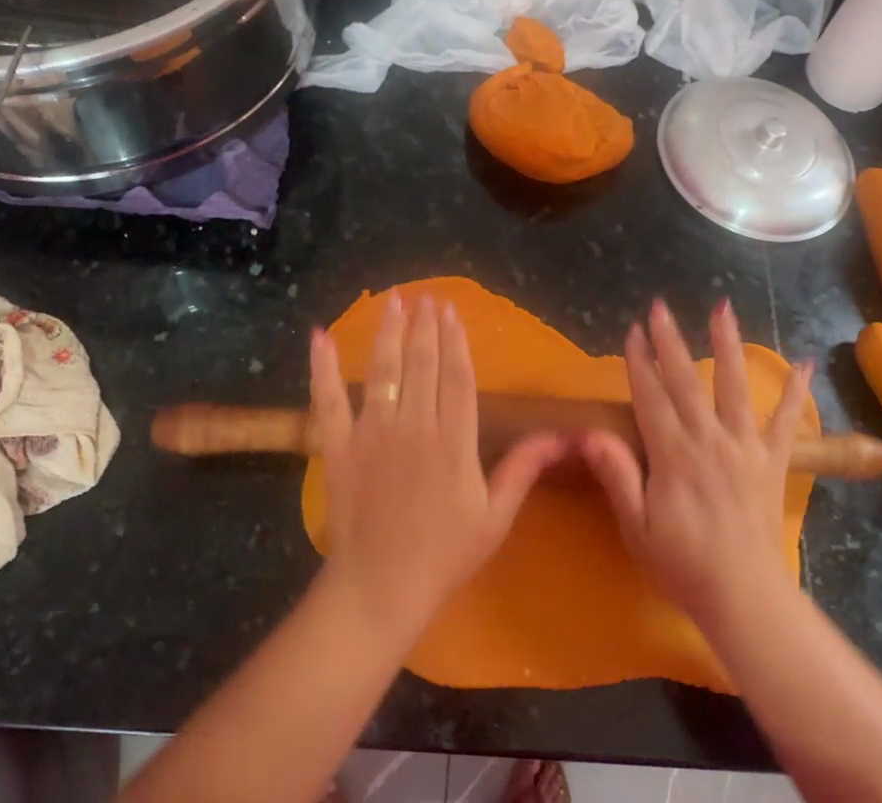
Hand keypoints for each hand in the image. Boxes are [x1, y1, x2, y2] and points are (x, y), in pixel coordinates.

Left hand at [310, 293, 568, 635]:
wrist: (381, 586)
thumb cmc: (444, 555)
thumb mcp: (495, 517)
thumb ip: (522, 469)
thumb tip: (561, 435)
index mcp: (454, 443)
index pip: (457, 378)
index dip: (455, 341)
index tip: (452, 311)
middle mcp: (414, 428)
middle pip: (421, 365)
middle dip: (425, 327)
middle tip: (426, 296)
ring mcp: (372, 435)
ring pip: (382, 372)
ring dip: (387, 333)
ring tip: (393, 300)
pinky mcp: (338, 447)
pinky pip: (328, 400)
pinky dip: (321, 367)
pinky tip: (320, 336)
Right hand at [579, 300, 811, 631]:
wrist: (744, 596)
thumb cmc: (681, 565)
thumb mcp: (636, 528)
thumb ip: (618, 476)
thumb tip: (591, 434)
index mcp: (673, 455)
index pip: (651, 397)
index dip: (639, 362)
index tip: (632, 330)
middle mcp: (710, 440)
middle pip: (687, 381)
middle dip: (670, 341)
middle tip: (660, 307)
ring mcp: (745, 448)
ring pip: (735, 386)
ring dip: (728, 345)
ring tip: (723, 308)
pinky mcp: (772, 462)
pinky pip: (787, 421)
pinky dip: (795, 391)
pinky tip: (804, 363)